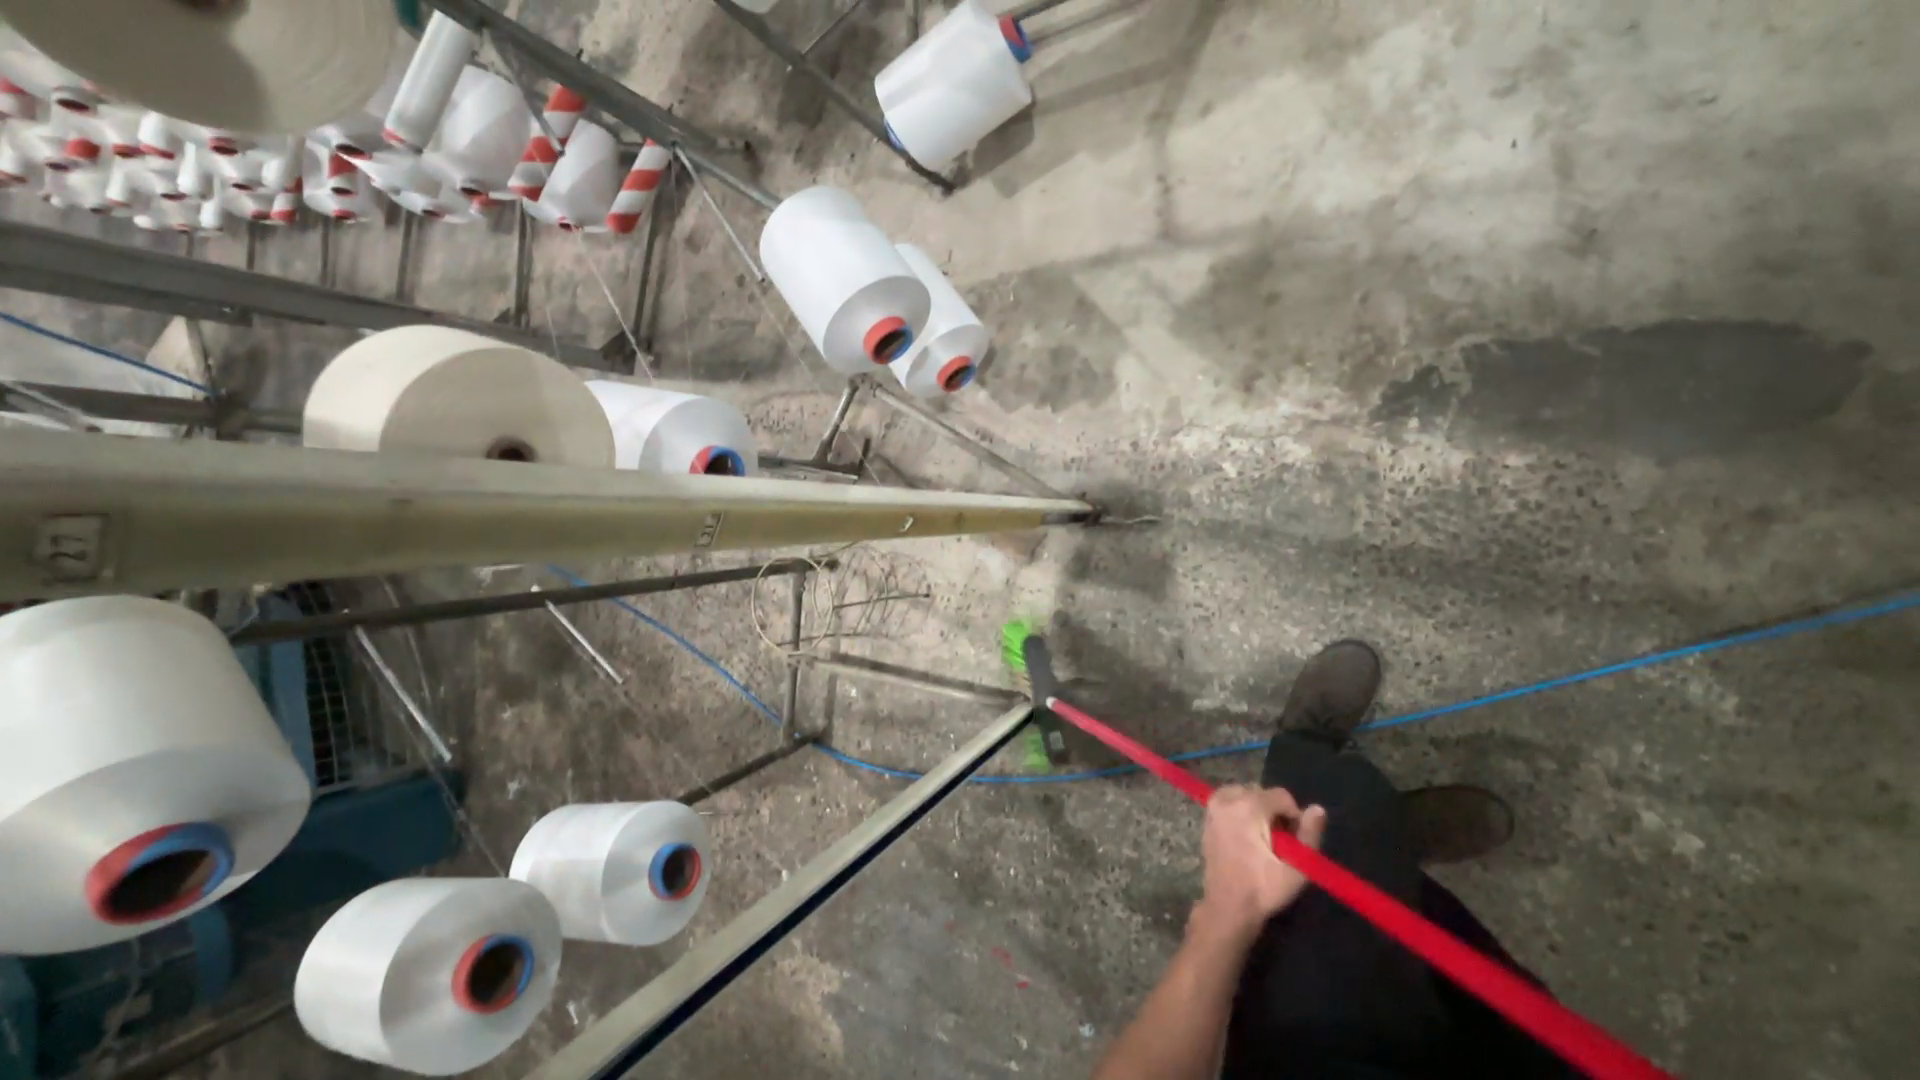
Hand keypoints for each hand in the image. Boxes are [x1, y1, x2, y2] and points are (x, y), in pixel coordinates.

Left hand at [1194, 786, 1327, 941]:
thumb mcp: (1297, 868)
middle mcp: (1226, 801)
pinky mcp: (1206, 819)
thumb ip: (1309, 836)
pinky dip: (1240, 811)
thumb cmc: (1263, 889)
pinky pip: (1228, 802)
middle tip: (1279, 841)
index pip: (1281, 796)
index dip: (1294, 815)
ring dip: (1257, 809)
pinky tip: (1247, 837)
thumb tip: (1318, 808)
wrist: (1227, 907)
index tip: (1294, 839)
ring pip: (1243, 794)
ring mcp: (1213, 809)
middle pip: (1261, 793)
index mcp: (1247, 808)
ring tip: (1264, 837)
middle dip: (1274, 811)